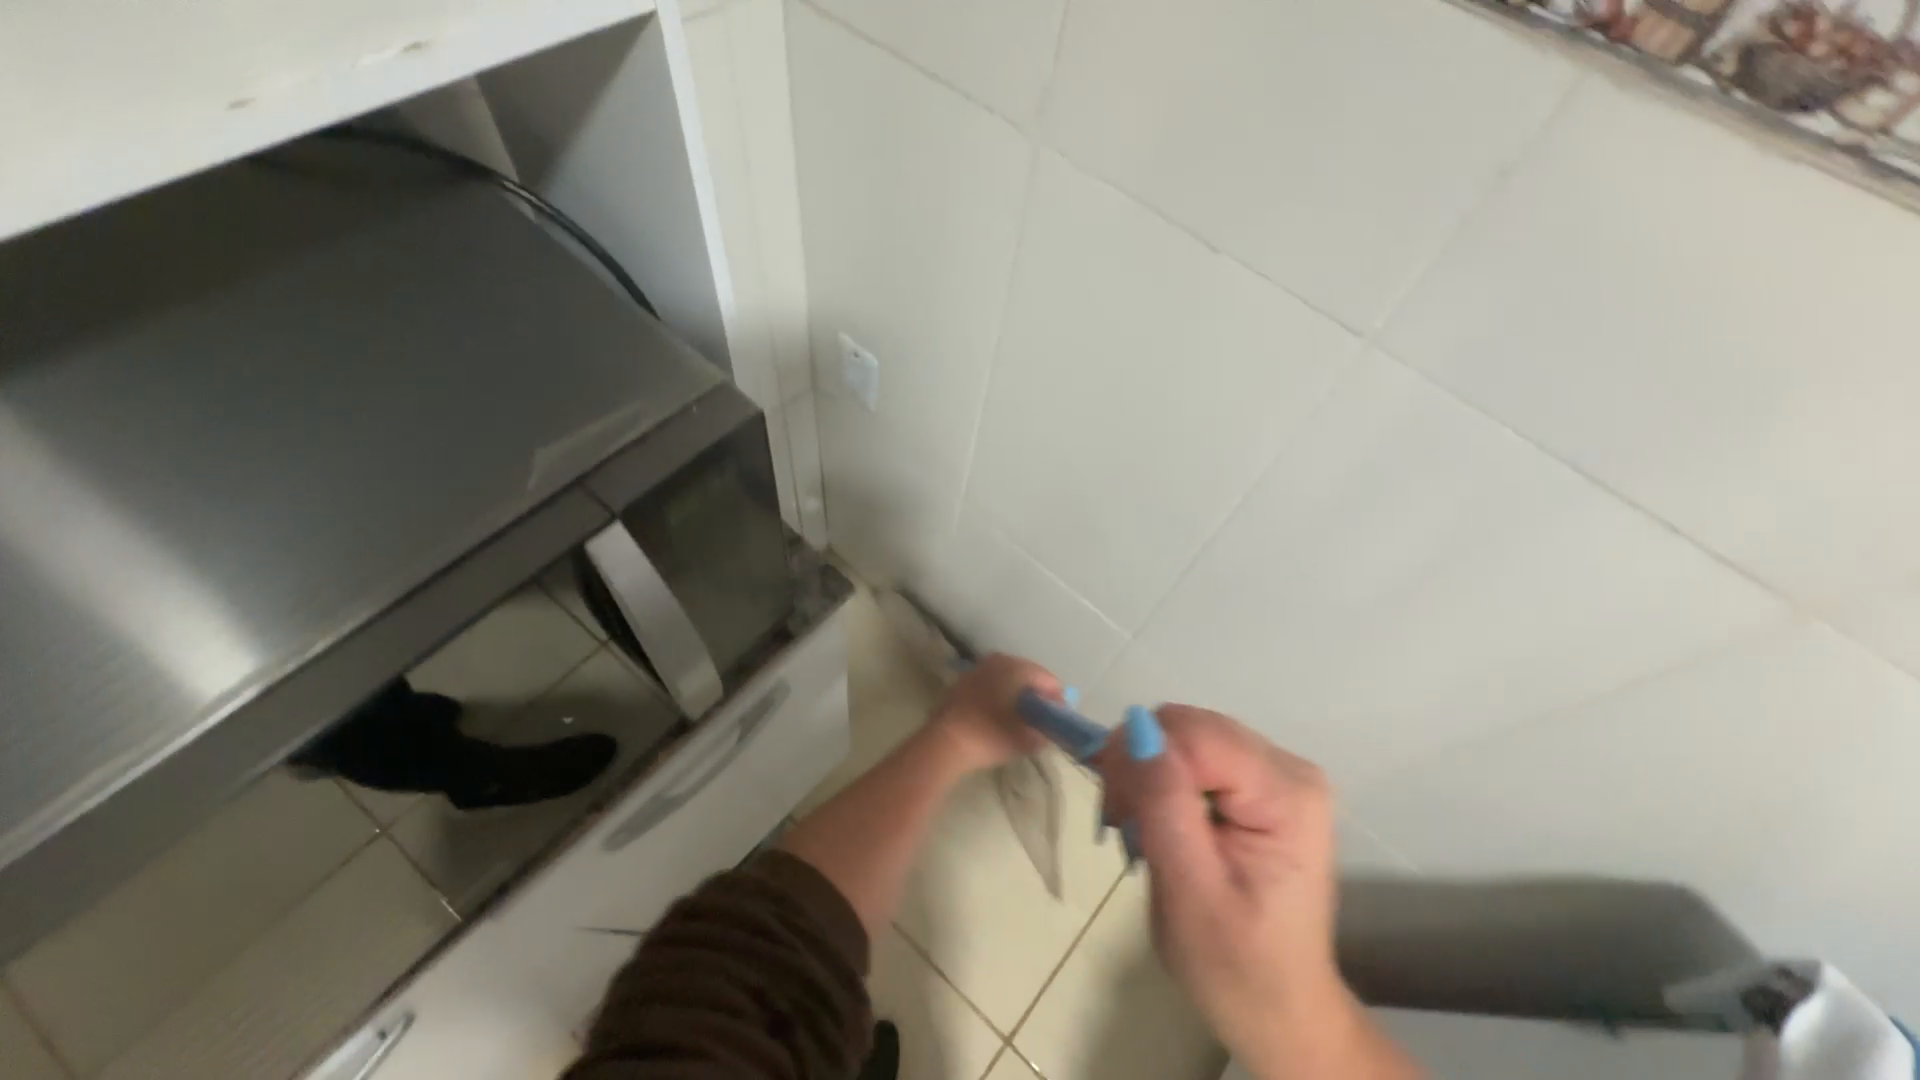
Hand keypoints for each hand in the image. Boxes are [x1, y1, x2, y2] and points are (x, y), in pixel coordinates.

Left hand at [929, 653, 1058, 771]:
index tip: (1058, 718)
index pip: (1048, 680)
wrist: (945, 742)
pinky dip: (997, 694)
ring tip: (1019, 716)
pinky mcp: (962, 680)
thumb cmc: (991, 736)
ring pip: (1007, 677)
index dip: (1056, 699)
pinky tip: (997, 713)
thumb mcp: (1027, 741)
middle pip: (1028, 674)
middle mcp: (999, 660)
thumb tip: (1049, 730)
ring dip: (1016, 692)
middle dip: (1036, 693)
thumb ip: (1045, 732)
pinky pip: (989, 683)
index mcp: (1018, 668)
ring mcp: (978, 668)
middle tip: (1041, 717)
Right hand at [1096, 705, 1418, 1079]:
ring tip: (1142, 832)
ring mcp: (1278, 774)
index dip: (1139, 756)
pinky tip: (1162, 823)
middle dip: (1141, 764)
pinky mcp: (1261, 784)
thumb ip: (1164, 803)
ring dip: (1148, 774)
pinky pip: (1196, 755)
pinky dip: (1164, 781)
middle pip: (1190, 727)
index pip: (1195, 734)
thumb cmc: (1232, 964)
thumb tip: (1136, 727)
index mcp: (1286, 795)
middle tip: (1124, 825)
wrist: (1276, 1006)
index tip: (1116, 814)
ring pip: (1186, 736)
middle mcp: (1290, 769)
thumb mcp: (1188, 890)